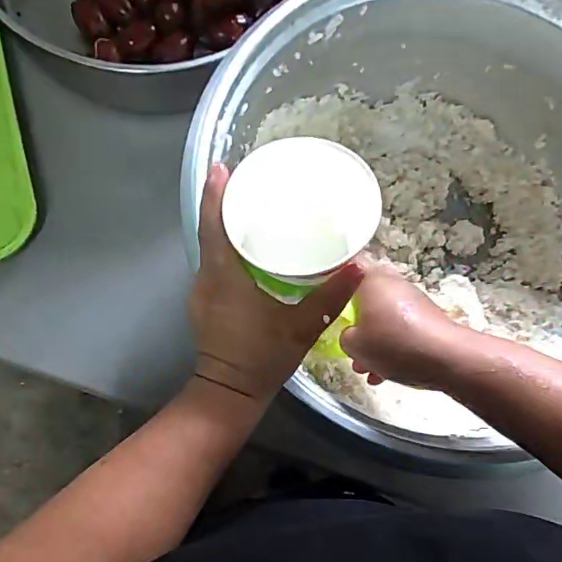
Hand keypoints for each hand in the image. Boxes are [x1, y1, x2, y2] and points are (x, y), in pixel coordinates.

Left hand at [190, 164, 363, 403]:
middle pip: (210, 233)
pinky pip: (212, 266)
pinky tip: (245, 249)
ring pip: (209, 250)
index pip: (214, 227)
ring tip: (248, 208)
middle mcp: (206, 280)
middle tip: (245, 181)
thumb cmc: (261, 358)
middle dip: (223, 205)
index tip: (221, 168)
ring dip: (223, 228)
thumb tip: (360, 266)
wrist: (229, 393)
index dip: (215, 196)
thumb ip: (330, 296)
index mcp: (223, 278)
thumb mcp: (301, 327)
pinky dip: (225, 250)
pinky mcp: (204, 305)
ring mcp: (201, 294)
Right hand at [338, 262, 470, 389]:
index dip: (333, 278)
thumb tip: (352, 335)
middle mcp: (393, 283)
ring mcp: (412, 301)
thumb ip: (345, 336)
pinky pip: (399, 330)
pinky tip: (383, 373)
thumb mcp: (352, 345)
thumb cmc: (393, 343)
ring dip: (372, 340)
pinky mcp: (426, 319)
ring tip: (366, 367)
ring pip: (382, 318)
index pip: (348, 266)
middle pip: (365, 298)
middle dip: (355, 321)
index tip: (323, 294)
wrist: (446, 358)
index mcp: (371, 279)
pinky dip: (390, 347)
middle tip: (347, 341)